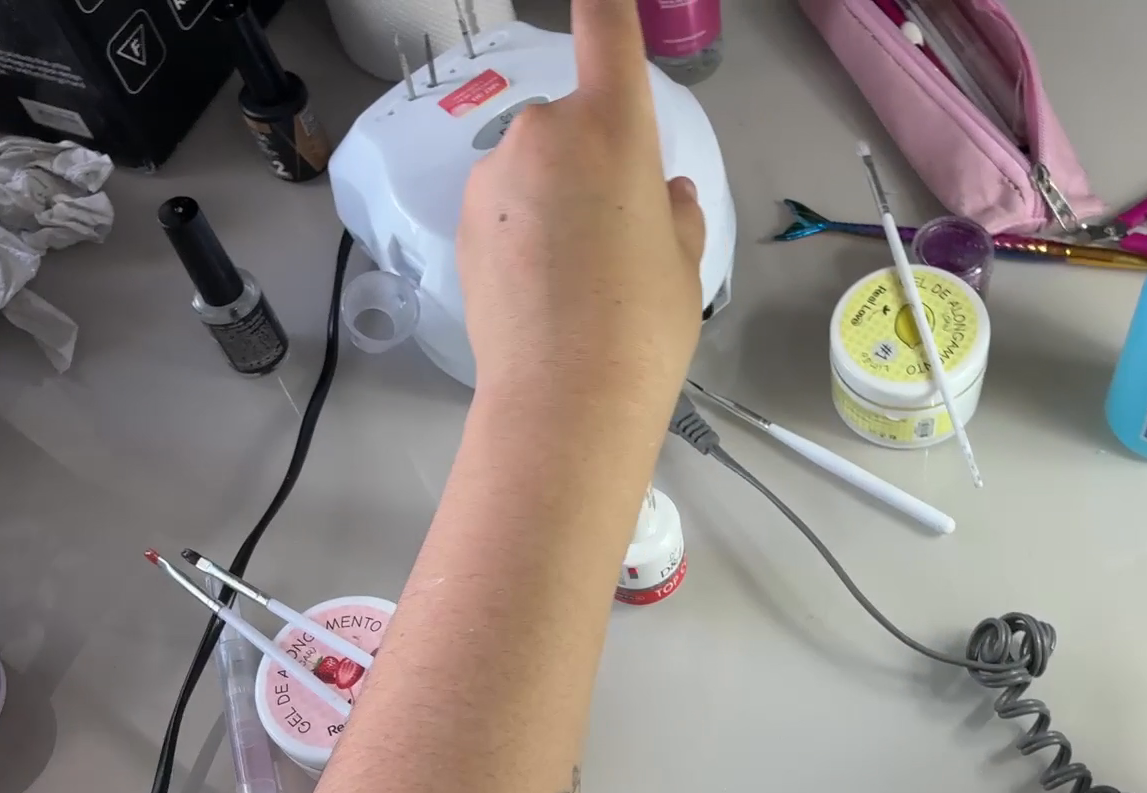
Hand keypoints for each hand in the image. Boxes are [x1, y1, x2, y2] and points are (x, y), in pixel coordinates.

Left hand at [456, 0, 707, 408]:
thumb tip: (663, 191)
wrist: (566, 400)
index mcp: (610, 133)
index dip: (606, 8)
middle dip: (593, 165)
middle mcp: (541, 136)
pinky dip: (524, 232)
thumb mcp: (683, 269)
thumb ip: (675, 215)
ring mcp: (492, 180)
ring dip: (555, 202)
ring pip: (534, 171)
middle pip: (571, 127)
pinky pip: (506, 209)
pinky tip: (541, 294)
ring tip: (575, 281)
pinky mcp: (463, 226)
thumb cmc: (644, 328)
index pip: (606, 33)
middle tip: (615, 241)